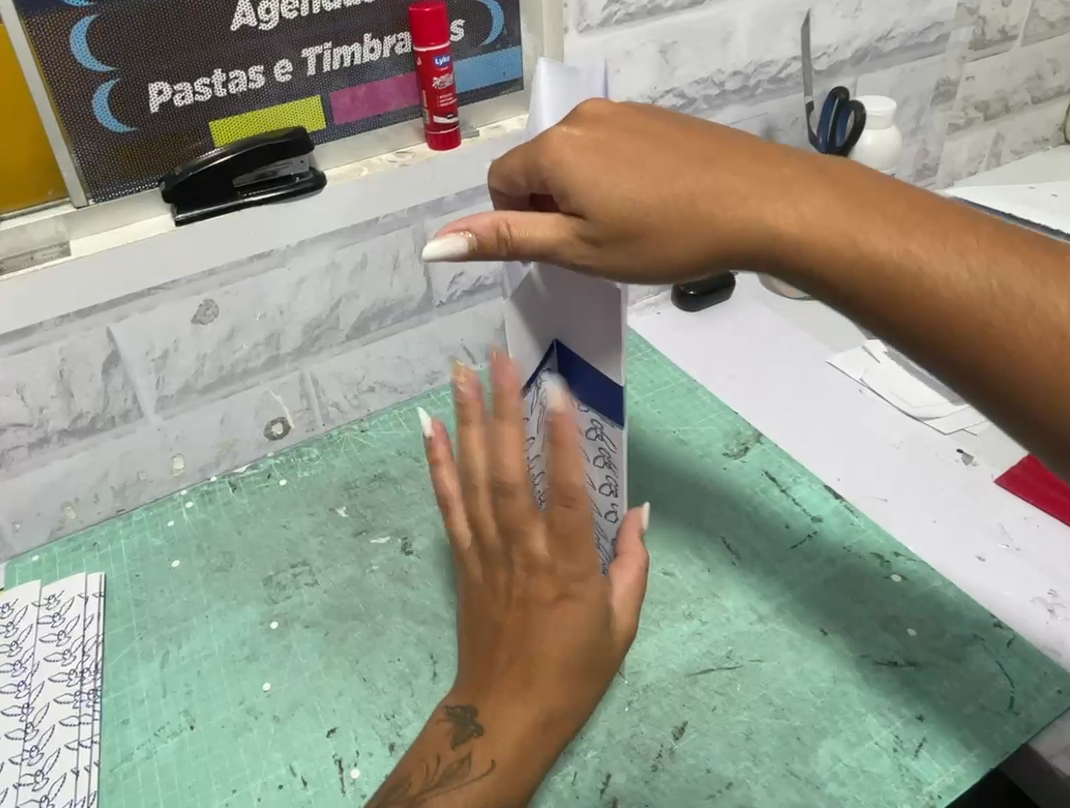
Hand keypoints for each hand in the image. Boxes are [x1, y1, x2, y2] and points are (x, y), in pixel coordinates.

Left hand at [366, 350, 650, 807]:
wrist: (508, 711)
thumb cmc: (573, 670)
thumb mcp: (621, 625)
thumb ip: (632, 564)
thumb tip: (642, 510)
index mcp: (569, 564)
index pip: (569, 491)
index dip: (563, 438)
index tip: (557, 389)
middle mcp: (523, 547)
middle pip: (509, 470)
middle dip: (503, 409)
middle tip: (498, 358)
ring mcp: (485, 549)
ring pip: (474, 477)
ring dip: (466, 420)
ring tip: (461, 372)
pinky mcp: (461, 556)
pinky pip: (447, 503)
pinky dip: (436, 462)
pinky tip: (428, 426)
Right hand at [421, 99, 829, 283]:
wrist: (764, 202)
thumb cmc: (664, 235)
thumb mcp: (577, 248)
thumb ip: (503, 241)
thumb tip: (432, 245)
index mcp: (555, 148)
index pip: (499, 182)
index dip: (517, 220)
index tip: (562, 245)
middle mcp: (582, 118)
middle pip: (536, 166)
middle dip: (550, 204)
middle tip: (598, 240)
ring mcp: (623, 111)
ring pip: (575, 156)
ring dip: (583, 190)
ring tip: (631, 223)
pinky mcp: (656, 115)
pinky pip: (611, 145)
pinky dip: (615, 174)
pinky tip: (656, 200)